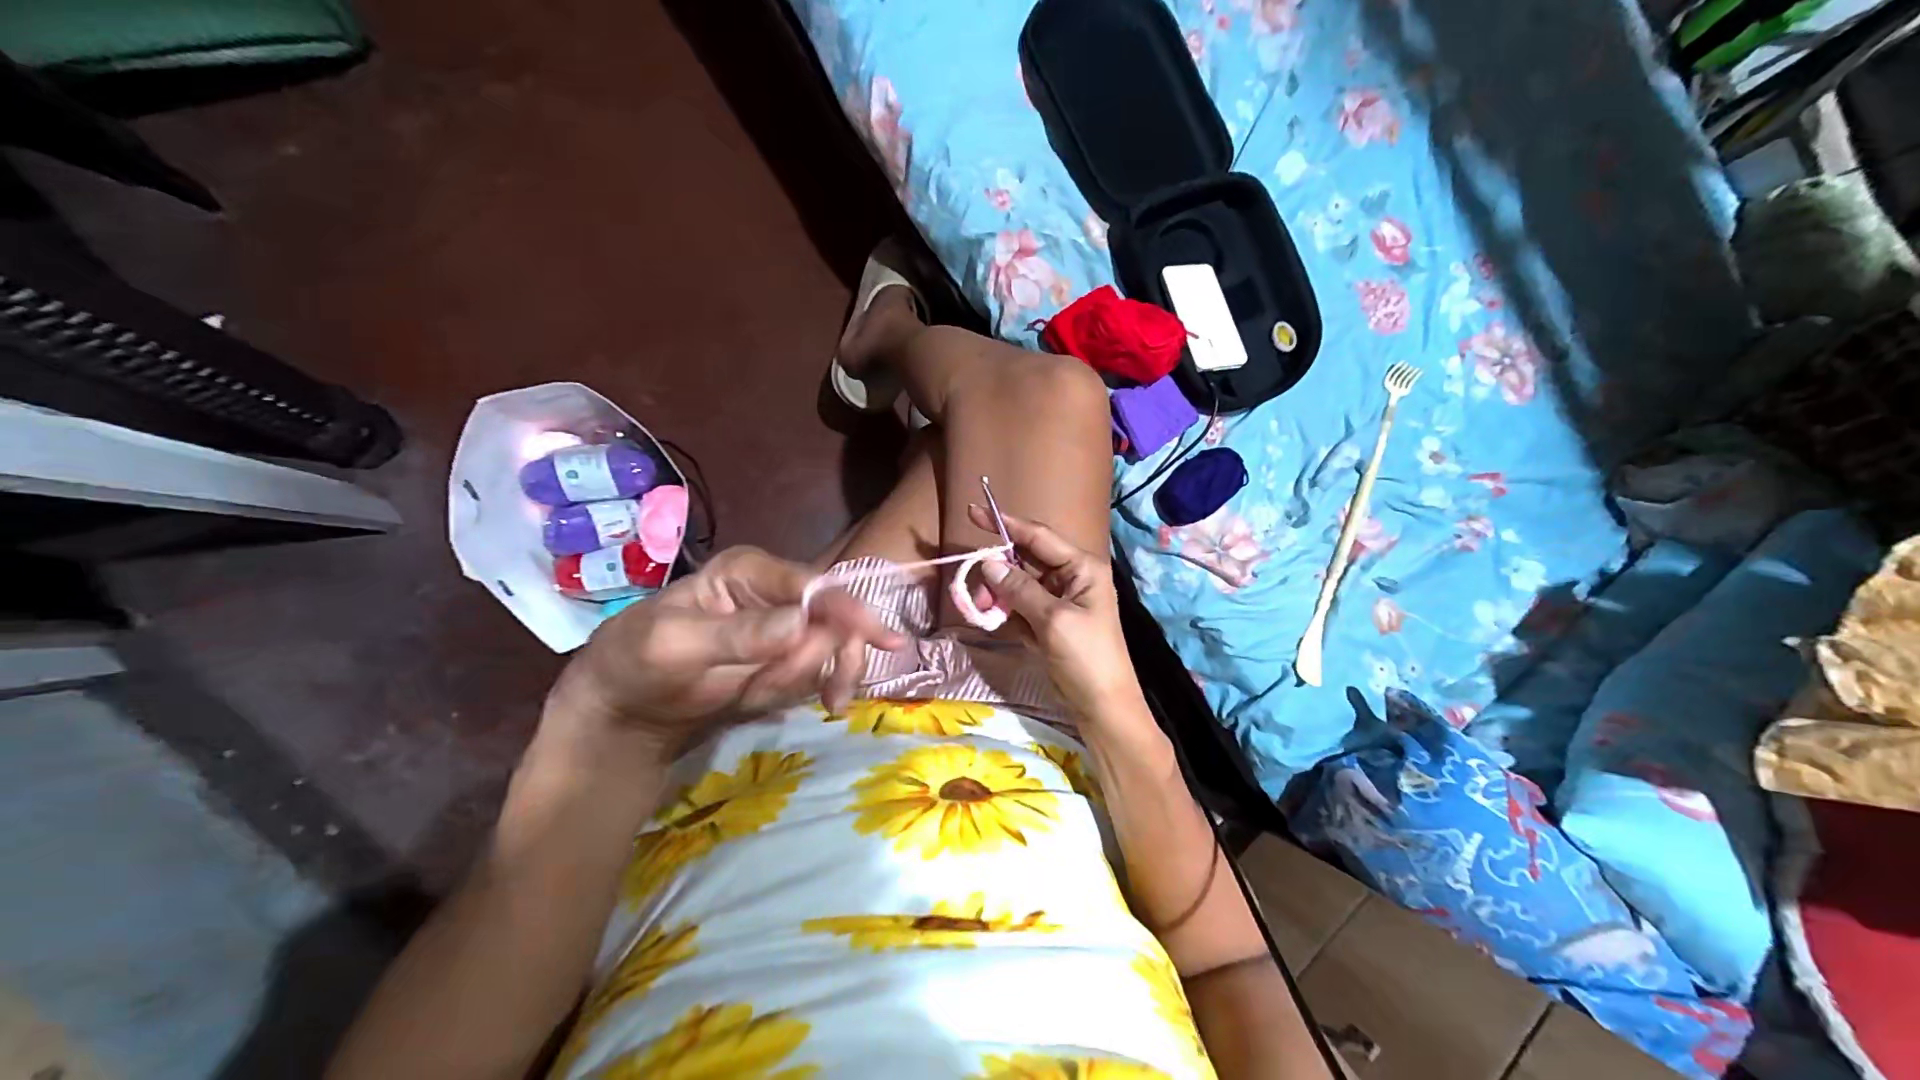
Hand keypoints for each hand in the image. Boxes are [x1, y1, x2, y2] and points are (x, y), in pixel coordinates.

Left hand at [543, 546, 901, 763]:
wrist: (626, 709)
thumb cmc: (637, 660)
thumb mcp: (676, 645)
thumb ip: (740, 635)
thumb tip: (803, 622)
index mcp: (749, 571)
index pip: (813, 584)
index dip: (849, 610)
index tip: (881, 641)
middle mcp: (777, 593)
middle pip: (835, 618)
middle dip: (826, 661)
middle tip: (820, 699)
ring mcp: (786, 627)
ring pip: (832, 650)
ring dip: (807, 682)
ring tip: (753, 697)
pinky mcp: (788, 658)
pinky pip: (818, 675)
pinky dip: (801, 693)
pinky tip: (761, 700)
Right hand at [967, 504, 1143, 720]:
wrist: (1102, 705)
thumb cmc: (1086, 656)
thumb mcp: (1053, 619)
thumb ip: (1019, 588)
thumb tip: (988, 563)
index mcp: (1081, 568)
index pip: (1038, 536)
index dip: (1005, 524)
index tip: (973, 513)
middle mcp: (1070, 578)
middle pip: (1024, 560)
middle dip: (997, 570)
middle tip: (973, 586)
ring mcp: (1059, 601)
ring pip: (1018, 584)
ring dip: (998, 594)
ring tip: (984, 611)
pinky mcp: (1048, 622)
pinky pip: (1019, 606)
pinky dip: (1005, 612)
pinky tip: (995, 622)